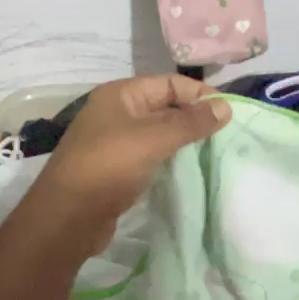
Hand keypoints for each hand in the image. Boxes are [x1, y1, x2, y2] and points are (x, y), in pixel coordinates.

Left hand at [28, 76, 230, 240]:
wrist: (68, 216)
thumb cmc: (109, 166)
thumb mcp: (153, 139)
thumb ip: (190, 123)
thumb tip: (226, 106)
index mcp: (121, 94)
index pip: (169, 83)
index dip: (199, 94)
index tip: (230, 113)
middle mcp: (116, 112)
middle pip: (164, 106)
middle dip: (194, 118)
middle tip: (227, 135)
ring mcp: (114, 141)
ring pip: (158, 133)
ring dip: (183, 141)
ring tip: (215, 152)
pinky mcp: (116, 169)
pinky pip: (150, 156)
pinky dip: (170, 160)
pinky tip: (190, 170)